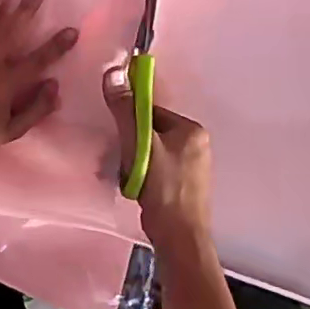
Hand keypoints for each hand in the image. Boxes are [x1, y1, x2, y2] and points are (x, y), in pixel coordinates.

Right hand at [104, 68, 213, 246]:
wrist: (179, 237)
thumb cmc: (163, 187)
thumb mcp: (140, 144)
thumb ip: (125, 110)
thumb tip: (113, 71)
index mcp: (191, 129)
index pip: (151, 111)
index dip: (130, 122)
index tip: (121, 138)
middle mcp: (196, 144)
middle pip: (149, 131)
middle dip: (131, 144)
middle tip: (123, 161)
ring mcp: (192, 166)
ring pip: (150, 151)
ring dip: (134, 161)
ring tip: (128, 177)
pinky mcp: (184, 185)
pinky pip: (156, 168)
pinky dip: (142, 175)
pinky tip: (136, 188)